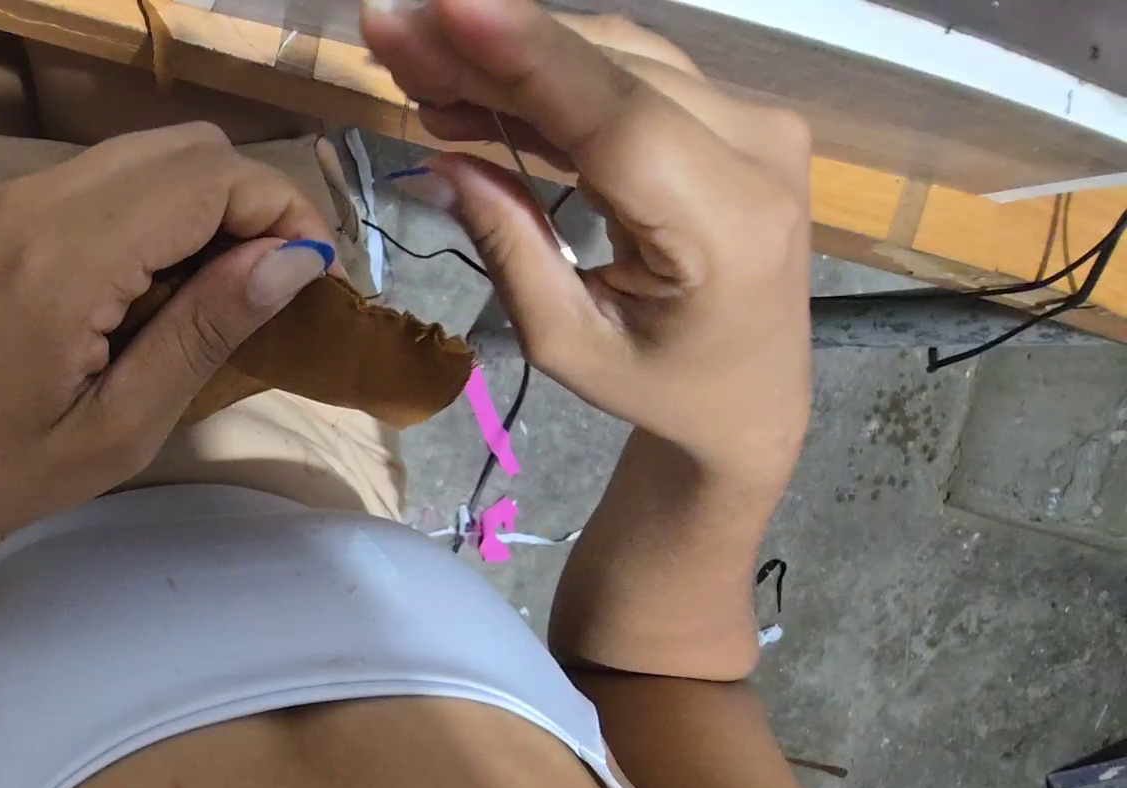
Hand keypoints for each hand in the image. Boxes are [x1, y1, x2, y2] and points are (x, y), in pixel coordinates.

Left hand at [0, 122, 337, 557]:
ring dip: (197, 207)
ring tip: (209, 294)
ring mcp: (2, 200)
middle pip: (179, 149)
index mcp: (66, 256)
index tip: (313, 273)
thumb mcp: (117, 430)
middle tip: (268, 286)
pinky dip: (145, 215)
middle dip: (246, 202)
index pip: (208, 178)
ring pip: (138, 157)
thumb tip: (292, 260)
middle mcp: (32, 200)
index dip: (281, 210)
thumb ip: (202, 333)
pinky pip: (93, 183)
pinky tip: (142, 287)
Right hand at [362, 0, 812, 477]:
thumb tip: (441, 163)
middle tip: (389, 28)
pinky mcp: (727, 118)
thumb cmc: (655, 387)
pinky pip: (625, 81)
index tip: (451, 2)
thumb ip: (510, 246)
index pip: (615, 115)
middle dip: (488, 47)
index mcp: (720, 225)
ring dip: (506, 59)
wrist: (749, 394)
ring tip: (412, 61)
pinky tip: (471, 89)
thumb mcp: (564, 341)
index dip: (529, 52)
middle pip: (606, 71)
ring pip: (612, 62)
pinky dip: (543, 81)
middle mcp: (753, 147)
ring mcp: (750, 121)